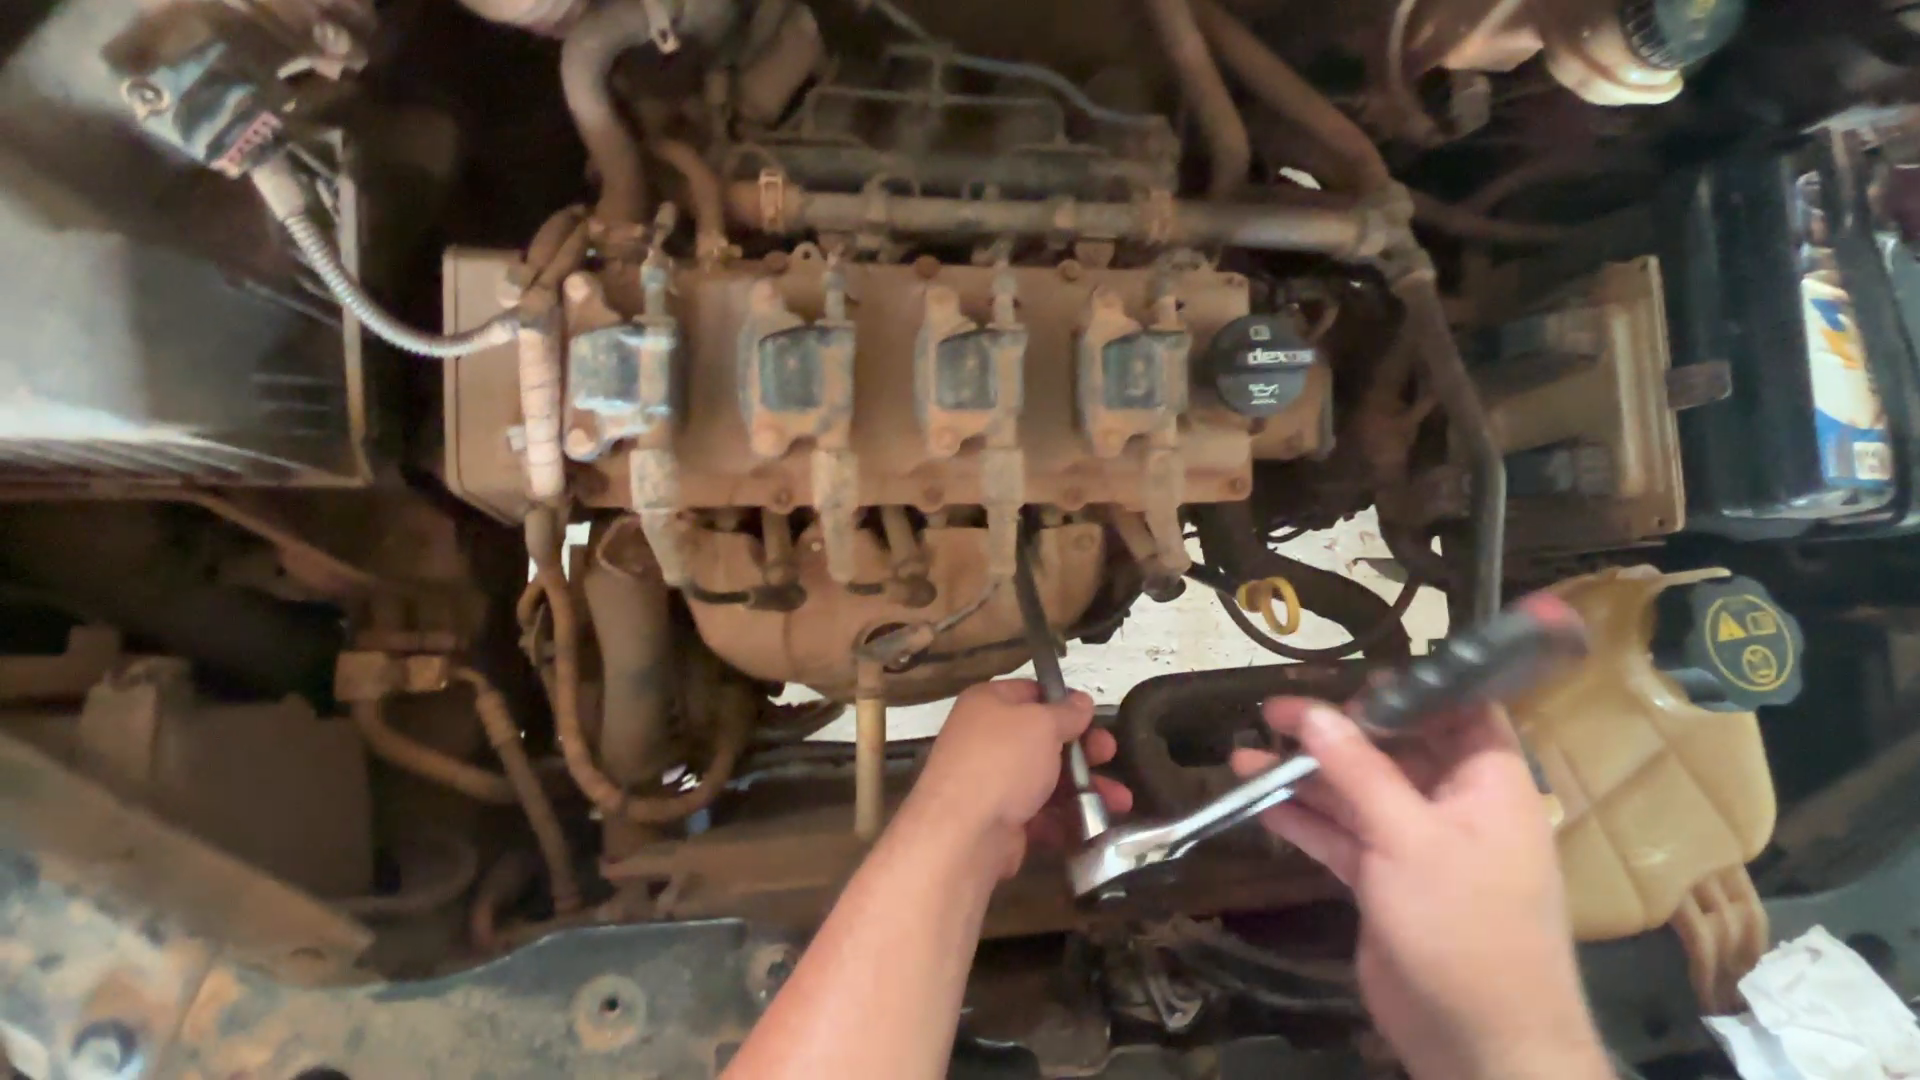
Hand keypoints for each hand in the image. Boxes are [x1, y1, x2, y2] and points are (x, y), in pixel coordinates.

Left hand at [903, 680, 1132, 878]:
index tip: (1094, 716)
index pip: (1031, 693)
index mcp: (988, 704)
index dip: (1063, 702)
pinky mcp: (1001, 820)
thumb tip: (1081, 701)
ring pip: (1046, 779)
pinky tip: (1094, 824)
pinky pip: (1040, 814)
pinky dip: (1065, 819)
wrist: (964, 832)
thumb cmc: (1003, 761)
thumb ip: (1066, 713)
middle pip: (1043, 739)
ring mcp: (992, 782)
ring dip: (1084, 788)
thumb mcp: (1041, 724)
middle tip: (1110, 755)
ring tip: (1119, 800)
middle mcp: (986, 739)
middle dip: (1082, 749)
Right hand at [1231, 698, 1608, 1079]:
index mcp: (1487, 785)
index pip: (1460, 714)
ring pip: (1355, 793)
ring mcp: (1415, 844)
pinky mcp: (1383, 879)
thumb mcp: (1408, 837)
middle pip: (1391, 751)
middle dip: (1334, 732)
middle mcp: (1452, 806)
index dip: (1412, 691)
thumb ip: (1358, 770)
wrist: (1478, 1046)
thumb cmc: (1464, 926)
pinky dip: (1302, 820)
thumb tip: (1313, 710)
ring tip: (1244, 755)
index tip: (1351, 679)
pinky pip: (1339, 835)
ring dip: (1304, 777)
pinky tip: (1258, 803)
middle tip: (1274, 713)